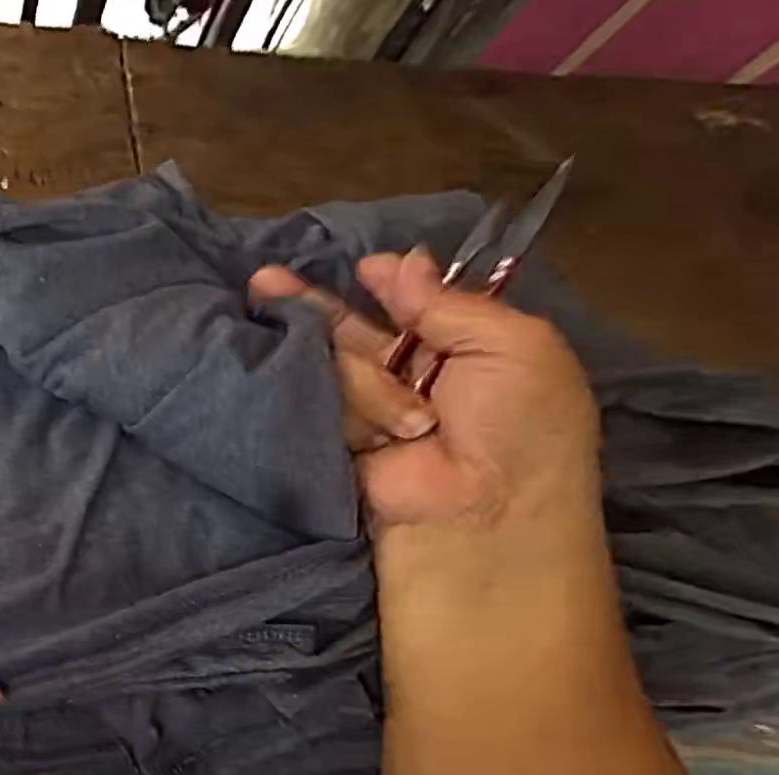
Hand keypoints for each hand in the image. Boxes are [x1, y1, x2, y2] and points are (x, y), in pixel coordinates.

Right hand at [250, 248, 600, 530]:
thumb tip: (399, 260)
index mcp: (458, 347)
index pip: (408, 304)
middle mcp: (403, 373)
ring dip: (371, 390)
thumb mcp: (511, 345)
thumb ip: (445, 303)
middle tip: (262, 279)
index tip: (361, 267)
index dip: (383, 284)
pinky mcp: (326, 437)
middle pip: (347, 331)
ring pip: (334, 367)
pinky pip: (319, 405)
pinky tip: (375, 436)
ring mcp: (359, 408)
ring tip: (411, 428)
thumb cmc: (515, 424)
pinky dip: (350, 416)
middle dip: (310, 306)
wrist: (474, 510)